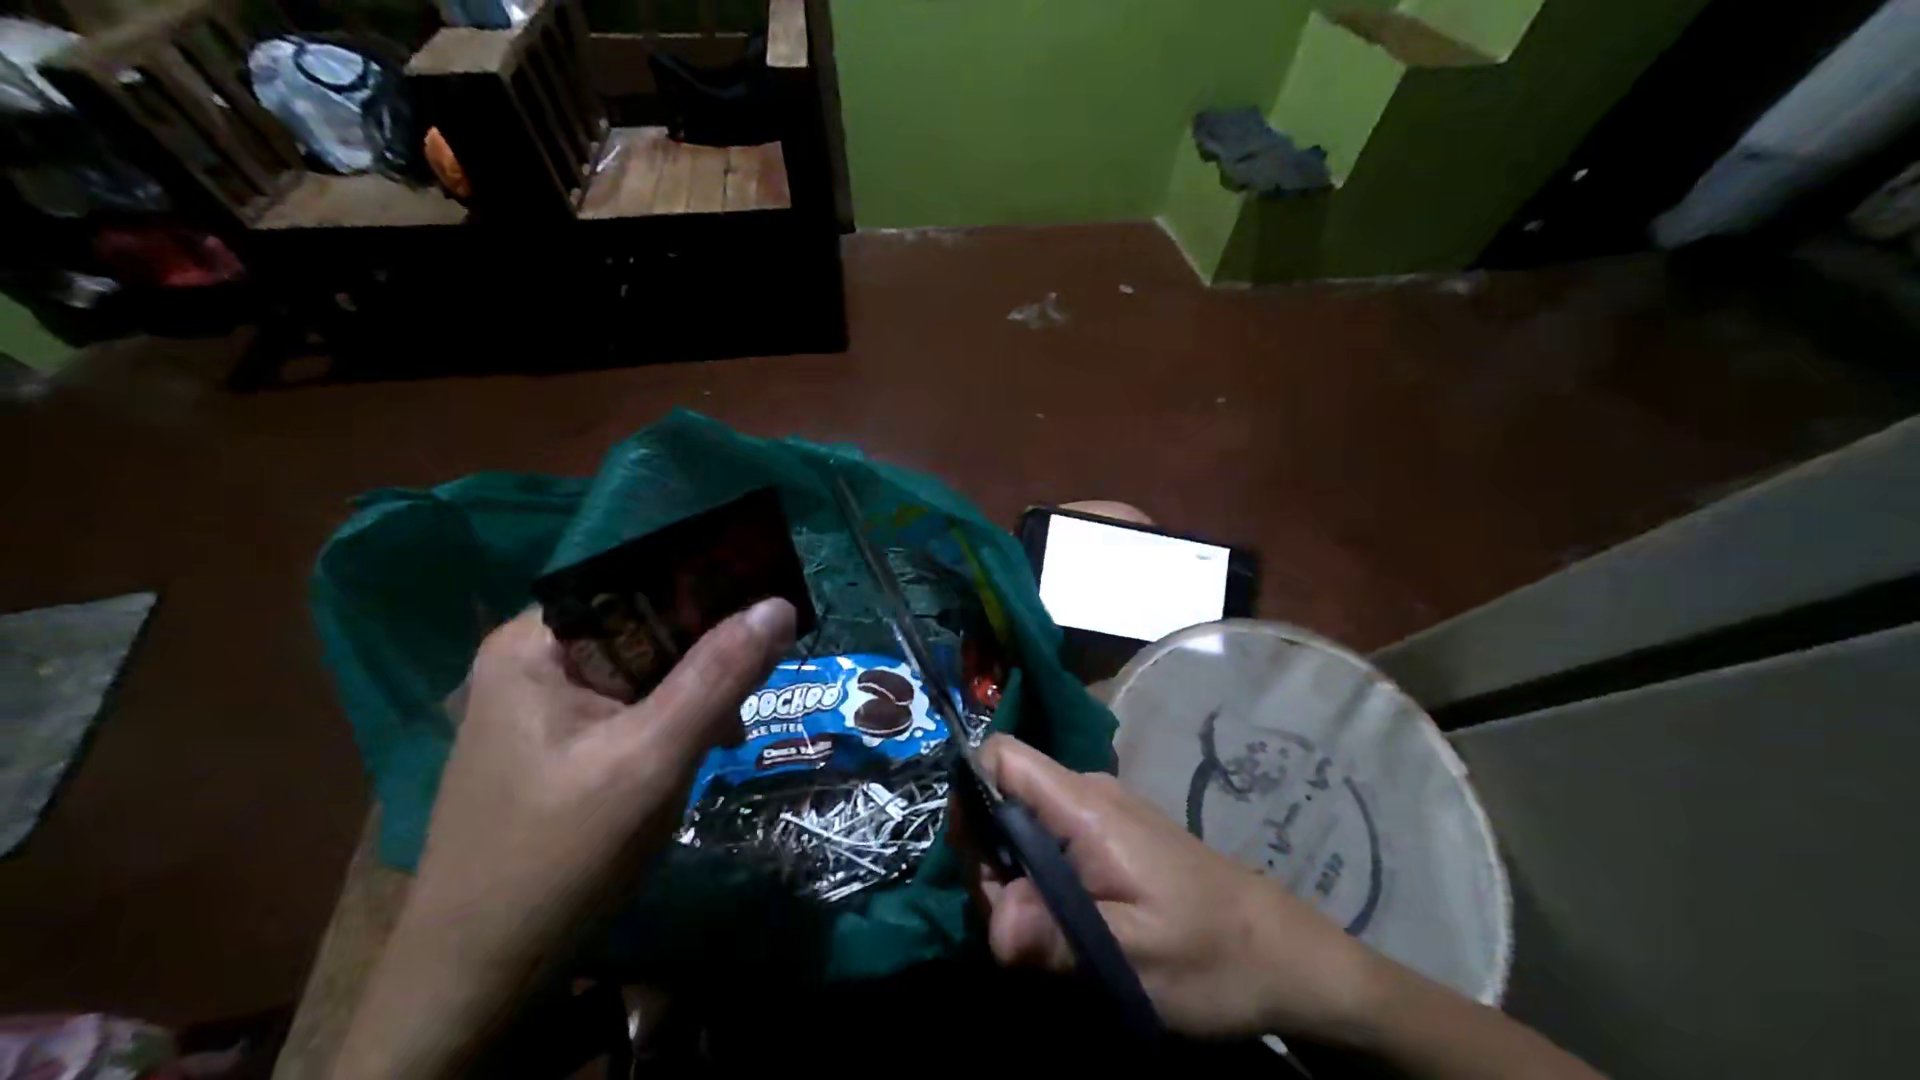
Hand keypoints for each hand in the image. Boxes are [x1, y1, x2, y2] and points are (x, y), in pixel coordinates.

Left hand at [331, 598, 796, 1079]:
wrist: (480, 974)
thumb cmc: (560, 854)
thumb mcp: (652, 758)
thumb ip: (718, 676)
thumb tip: (779, 605)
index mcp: (536, 641)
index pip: (638, 580)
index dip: (708, 588)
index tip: (767, 612)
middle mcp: (536, 657)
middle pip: (646, 625)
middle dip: (707, 655)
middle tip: (755, 687)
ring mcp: (547, 701)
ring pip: (648, 667)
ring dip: (697, 691)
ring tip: (728, 732)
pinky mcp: (562, 739)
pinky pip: (635, 704)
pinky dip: (675, 719)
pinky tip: (701, 748)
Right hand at [964, 734, 1385, 1041]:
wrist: (1285, 954)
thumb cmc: (1213, 955)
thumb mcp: (1133, 958)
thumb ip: (1058, 936)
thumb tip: (991, 922)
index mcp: (1084, 805)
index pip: (1002, 755)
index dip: (971, 793)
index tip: (978, 862)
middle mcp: (1085, 794)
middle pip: (1002, 795)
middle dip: (988, 856)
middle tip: (1016, 927)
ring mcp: (1098, 813)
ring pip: (1021, 822)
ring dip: (1013, 877)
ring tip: (1045, 938)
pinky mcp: (1108, 837)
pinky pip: (1048, 840)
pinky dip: (1037, 880)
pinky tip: (1063, 926)